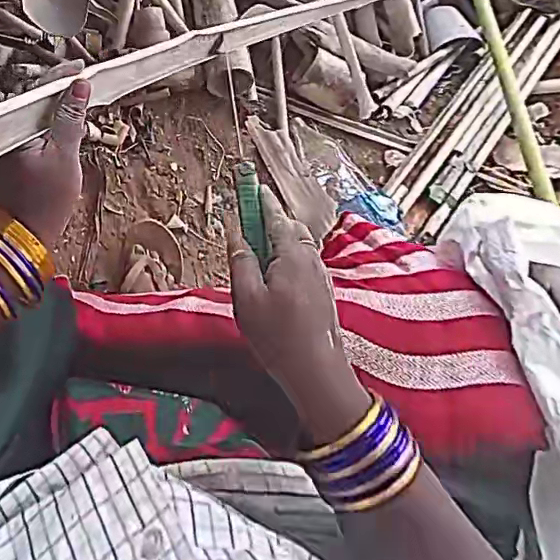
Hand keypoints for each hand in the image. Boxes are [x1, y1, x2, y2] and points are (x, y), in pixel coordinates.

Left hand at [0, 79, 88, 245]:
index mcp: (15, 127)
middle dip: (57, 87)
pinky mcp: (10, 147)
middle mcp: (5, 129)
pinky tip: (64, 121)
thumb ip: (71, 118)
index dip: (61, 76)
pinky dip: (47, 118)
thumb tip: (79, 86)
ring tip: (76, 100)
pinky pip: (29, 122)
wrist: (26, 231)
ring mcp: (6, 138)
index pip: (38, 89)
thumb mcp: (66, 156)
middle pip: (32, 95)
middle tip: (82, 83)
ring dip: (53, 103)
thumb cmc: (44, 202)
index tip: (81, 70)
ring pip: (31, 108)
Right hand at [228, 184, 368, 441]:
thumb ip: (241, 261)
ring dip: (278, 238)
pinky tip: (272, 273)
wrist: (317, 374)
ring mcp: (320, 276)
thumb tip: (237, 235)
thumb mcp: (246, 297)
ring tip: (256, 249)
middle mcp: (311, 261)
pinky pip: (302, 260)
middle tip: (249, 220)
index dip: (261, 200)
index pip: (275, 218)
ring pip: (298, 245)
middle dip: (270, 219)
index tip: (252, 184)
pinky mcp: (323, 291)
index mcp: (292, 257)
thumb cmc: (277, 336)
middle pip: (290, 229)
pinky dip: (286, 255)